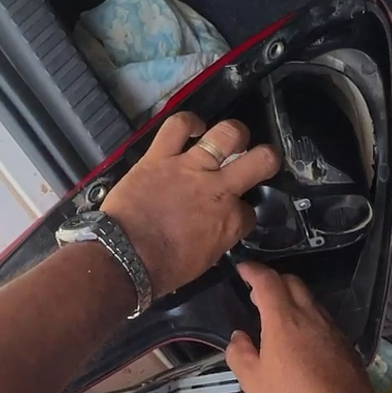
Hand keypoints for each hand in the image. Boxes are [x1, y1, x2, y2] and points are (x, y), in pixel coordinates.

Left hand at [100, 114, 279, 294]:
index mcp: (230, 222)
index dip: (243, 212)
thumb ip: (217, 239)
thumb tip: (217, 231)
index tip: (234, 216)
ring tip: (233, 139)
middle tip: (260, 160)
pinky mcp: (160, 156)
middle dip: (267, 158)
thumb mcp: (204, 262)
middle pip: (261, 160)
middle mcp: (219, 189)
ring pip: (227, 134)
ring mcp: (190, 168)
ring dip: (235, 134)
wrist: (124, 258)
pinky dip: (188, 122)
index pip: (250, 211)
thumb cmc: (163, 270)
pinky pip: (177, 126)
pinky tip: (193, 127)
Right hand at [225, 261, 387, 392]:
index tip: (243, 268)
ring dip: (291, 297)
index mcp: (283, 320)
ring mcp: (330, 326)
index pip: (267, 280)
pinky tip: (300, 336)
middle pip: (292, 281)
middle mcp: (309, 315)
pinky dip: (307, 315)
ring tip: (277, 313)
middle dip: (273, 279)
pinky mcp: (344, 341)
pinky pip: (322, 317)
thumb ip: (239, 354)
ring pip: (309, 298)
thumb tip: (238, 337)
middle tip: (258, 291)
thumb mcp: (253, 381)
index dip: (253, 270)